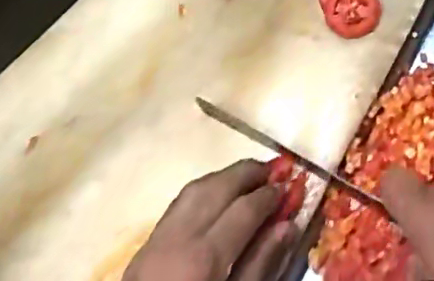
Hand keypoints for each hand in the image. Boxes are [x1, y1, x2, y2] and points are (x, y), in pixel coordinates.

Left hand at [123, 160, 291, 280]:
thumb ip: (260, 265)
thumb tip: (287, 224)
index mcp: (204, 260)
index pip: (244, 208)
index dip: (270, 194)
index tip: (290, 186)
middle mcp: (179, 239)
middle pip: (218, 187)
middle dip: (250, 172)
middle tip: (276, 169)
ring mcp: (156, 242)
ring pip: (196, 188)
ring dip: (227, 177)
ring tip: (251, 178)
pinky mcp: (143, 249)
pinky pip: (179, 204)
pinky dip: (204, 191)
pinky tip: (219, 197)